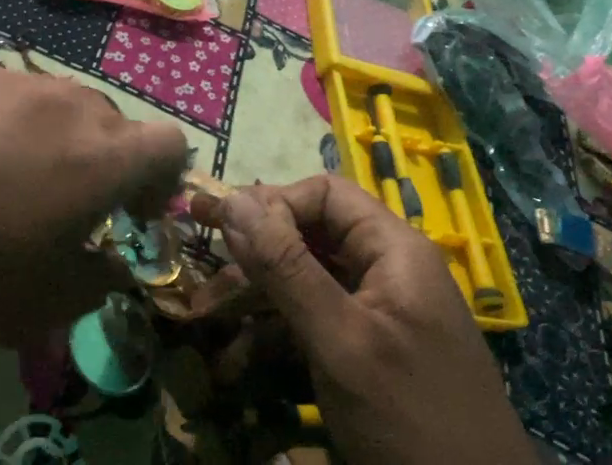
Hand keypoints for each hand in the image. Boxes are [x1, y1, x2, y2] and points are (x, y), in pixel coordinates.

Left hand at [0, 65, 189, 343]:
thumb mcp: (44, 306)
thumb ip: (99, 278)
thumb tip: (107, 260)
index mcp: (101, 157)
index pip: (169, 144)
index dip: (160, 180)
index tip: (127, 215)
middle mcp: (65, 104)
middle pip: (110, 124)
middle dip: (103, 163)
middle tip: (66, 207)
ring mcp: (10, 82)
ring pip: (56, 107)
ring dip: (53, 142)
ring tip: (5, 183)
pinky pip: (8, 98)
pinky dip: (6, 126)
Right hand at [197, 176, 536, 464]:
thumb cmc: (410, 416)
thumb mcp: (341, 339)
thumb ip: (286, 266)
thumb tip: (234, 199)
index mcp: (393, 250)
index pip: (323, 195)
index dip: (272, 205)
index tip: (222, 231)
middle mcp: (385, 272)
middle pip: (308, 237)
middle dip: (252, 257)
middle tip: (201, 273)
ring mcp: (375, 315)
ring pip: (303, 282)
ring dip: (253, 299)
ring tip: (205, 319)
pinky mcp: (365, 354)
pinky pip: (311, 324)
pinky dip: (274, 336)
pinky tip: (237, 360)